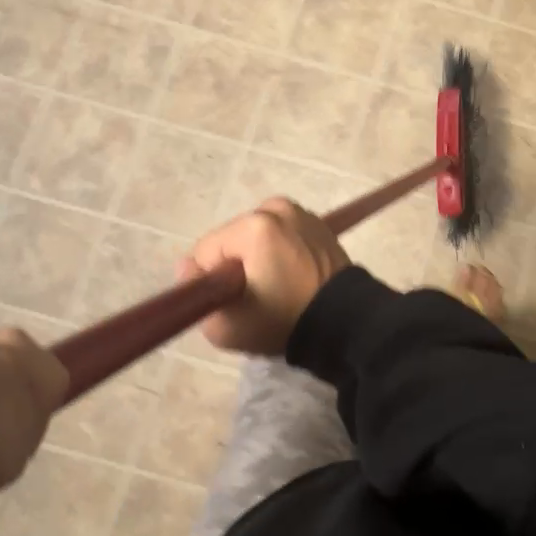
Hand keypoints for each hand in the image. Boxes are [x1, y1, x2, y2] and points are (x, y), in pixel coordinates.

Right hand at [178, 197, 350, 355]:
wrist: (345, 321)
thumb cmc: (283, 321)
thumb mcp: (226, 326)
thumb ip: (198, 297)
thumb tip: (190, 269)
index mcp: (254, 226)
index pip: (206, 249)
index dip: (207, 279)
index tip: (225, 301)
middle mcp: (277, 209)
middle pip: (233, 239)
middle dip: (233, 264)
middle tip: (251, 296)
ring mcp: (301, 212)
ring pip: (257, 235)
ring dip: (256, 256)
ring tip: (272, 287)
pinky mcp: (318, 223)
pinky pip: (283, 235)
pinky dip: (279, 251)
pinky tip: (288, 276)